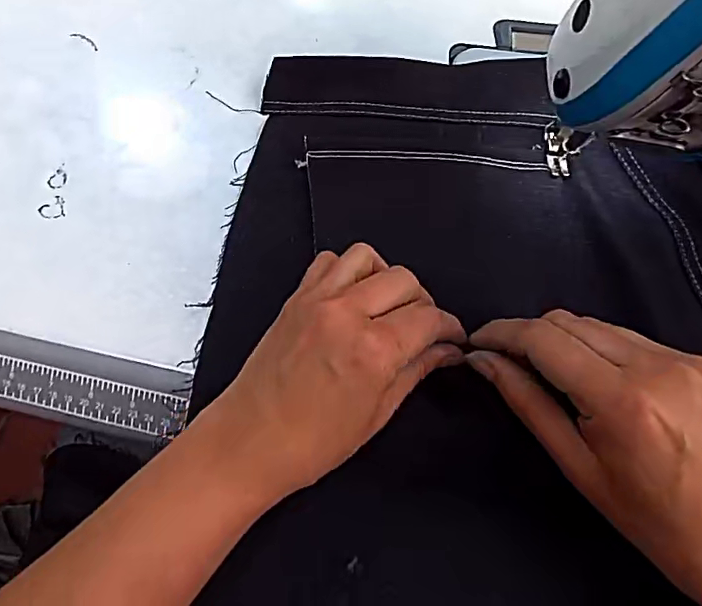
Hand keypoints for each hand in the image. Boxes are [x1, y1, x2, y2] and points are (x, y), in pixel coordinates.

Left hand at [192, 243, 466, 501]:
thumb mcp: (377, 414)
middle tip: (421, 327)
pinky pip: (330, 260)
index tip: (452, 336)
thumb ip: (416, 371)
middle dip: (423, 302)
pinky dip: (347, 270)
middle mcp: (349, 313)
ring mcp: (319, 298)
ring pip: (369, 257)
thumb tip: (447, 350)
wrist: (248, 442)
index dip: (449, 326)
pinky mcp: (297, 295)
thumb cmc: (314, 443)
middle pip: (406, 280)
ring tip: (385, 306)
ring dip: (386, 277)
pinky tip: (350, 296)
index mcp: (374, 350)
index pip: (429, 317)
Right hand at [469, 311, 701, 605]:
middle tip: (512, 361)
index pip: (544, 339)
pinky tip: (612, 385)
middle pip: (570, 321)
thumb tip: (486, 362)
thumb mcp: (581, 470)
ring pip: (602, 325)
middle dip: (533, 335)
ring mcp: (685, 357)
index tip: (480, 339)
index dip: (503, 332)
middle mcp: (656, 365)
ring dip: (571, 341)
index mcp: (623, 400)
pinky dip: (610, 351)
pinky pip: (637, 339)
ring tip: (563, 377)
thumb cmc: (659, 526)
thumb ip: (529, 405)